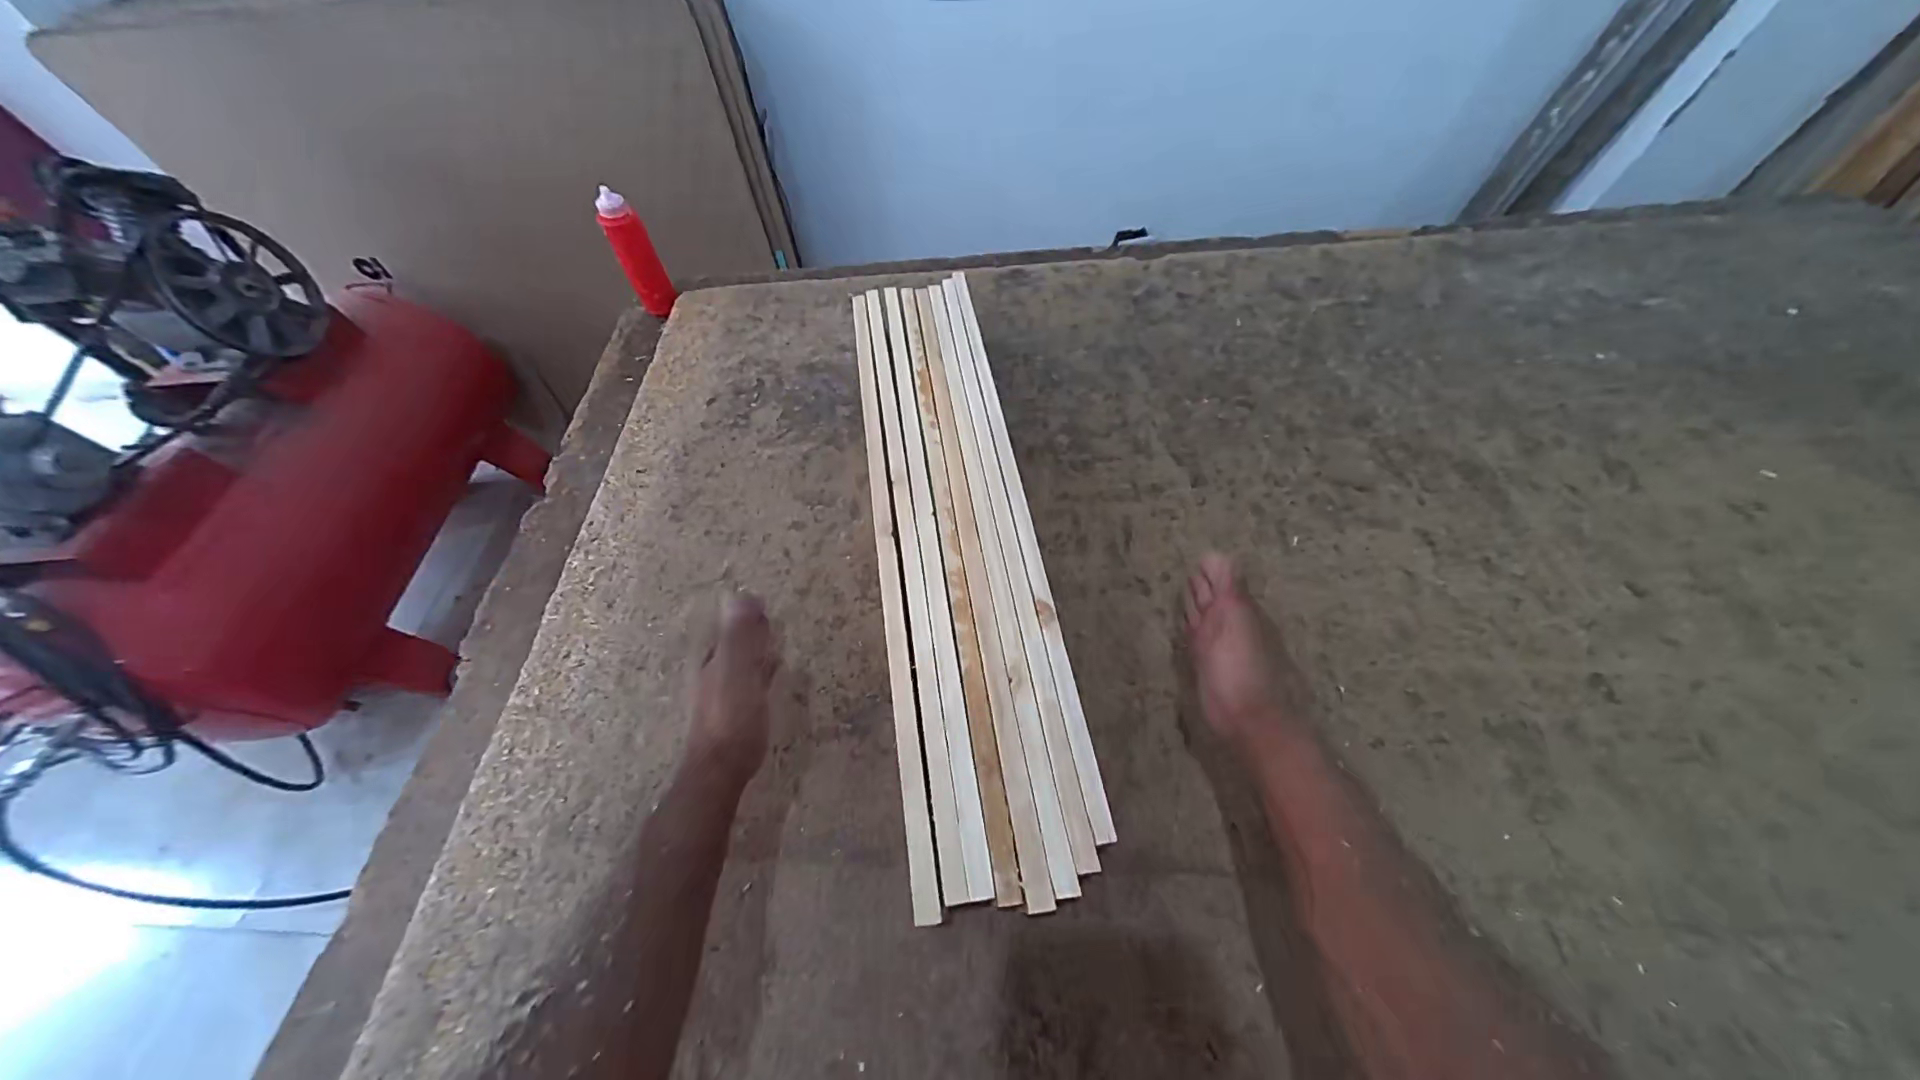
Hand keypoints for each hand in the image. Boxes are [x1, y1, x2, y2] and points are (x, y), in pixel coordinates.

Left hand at [684, 593, 778, 789]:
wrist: (720, 769)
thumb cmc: (731, 718)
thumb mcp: (737, 670)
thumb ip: (740, 636)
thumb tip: (742, 594)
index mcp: (713, 661)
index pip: (729, 628)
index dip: (747, 616)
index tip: (765, 604)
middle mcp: (713, 675)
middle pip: (732, 646)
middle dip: (750, 634)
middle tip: (772, 623)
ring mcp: (722, 697)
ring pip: (740, 665)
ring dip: (755, 653)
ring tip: (775, 646)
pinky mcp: (734, 716)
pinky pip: (749, 684)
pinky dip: (760, 674)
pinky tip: (770, 678)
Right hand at [1184, 554, 1287, 747]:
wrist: (1245, 716)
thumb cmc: (1240, 667)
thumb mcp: (1236, 619)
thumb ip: (1228, 588)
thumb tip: (1219, 556)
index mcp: (1235, 609)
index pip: (1219, 581)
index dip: (1209, 569)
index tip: (1198, 555)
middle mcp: (1225, 622)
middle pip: (1209, 596)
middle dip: (1200, 582)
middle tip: (1189, 565)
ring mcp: (1214, 643)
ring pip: (1201, 615)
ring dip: (1193, 602)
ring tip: (1182, 587)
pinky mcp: (1202, 662)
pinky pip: (1193, 635)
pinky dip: (1187, 624)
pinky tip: (1183, 620)